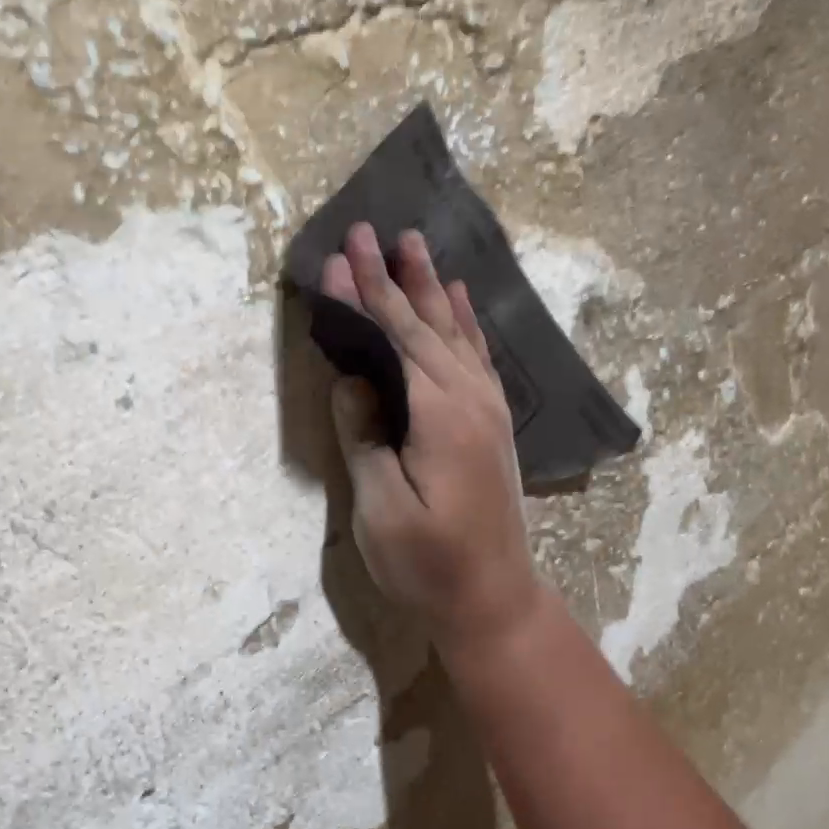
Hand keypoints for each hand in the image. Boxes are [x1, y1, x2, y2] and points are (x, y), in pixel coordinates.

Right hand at [322, 222, 542, 650]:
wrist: (493, 599)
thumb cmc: (427, 563)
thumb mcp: (380, 509)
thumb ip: (365, 435)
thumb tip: (352, 376)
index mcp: (439, 415)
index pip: (392, 340)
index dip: (361, 298)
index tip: (335, 256)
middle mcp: (469, 398)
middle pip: (422, 324)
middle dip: (389, 276)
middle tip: (365, 229)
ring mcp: (487, 407)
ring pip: (453, 330)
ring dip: (429, 285)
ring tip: (412, 242)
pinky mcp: (493, 421)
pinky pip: (478, 353)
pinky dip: (464, 319)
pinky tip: (458, 298)